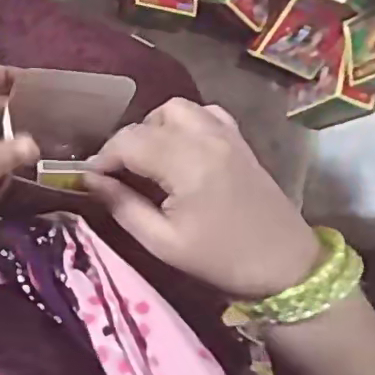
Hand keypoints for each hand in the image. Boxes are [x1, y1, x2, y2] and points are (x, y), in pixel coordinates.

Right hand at [85, 98, 321, 299]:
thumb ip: (123, 206)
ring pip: (175, 109)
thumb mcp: (161, 242)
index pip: (129, 141)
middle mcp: (207, 138)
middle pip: (147, 122)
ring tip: (145, 159)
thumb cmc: (219, 259)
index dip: (102, 158)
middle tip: (114, 174)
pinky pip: (202, 113)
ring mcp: (226, 134)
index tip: (90, 179)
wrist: (284, 265)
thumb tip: (92, 181)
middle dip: (122, 145)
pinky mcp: (238, 139)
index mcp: (187, 164)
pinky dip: (181, 123)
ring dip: (151, 128)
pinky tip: (176, 149)